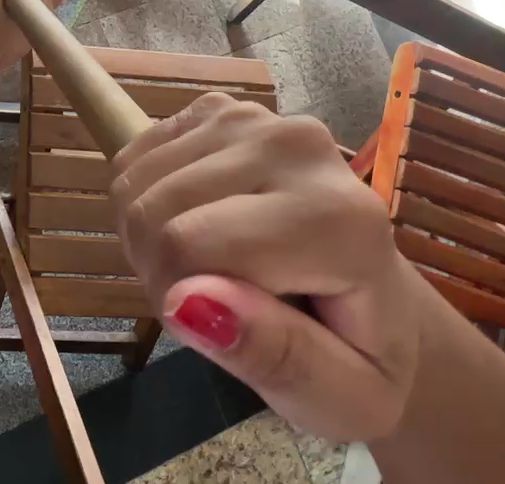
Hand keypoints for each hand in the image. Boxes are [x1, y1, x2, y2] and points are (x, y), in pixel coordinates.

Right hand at [111, 94, 424, 439]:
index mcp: (338, 218)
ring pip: (135, 182)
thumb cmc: (360, 355)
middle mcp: (294, 144)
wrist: (370, 294)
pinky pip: (134, 156)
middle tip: (206, 306)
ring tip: (199, 268)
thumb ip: (272, 355)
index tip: (213, 334)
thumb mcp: (340, 397)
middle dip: (158, 271)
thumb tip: (188, 300)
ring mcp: (251, 117)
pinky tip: (186, 223)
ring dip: (145, 237)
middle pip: (155, 210)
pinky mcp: (218, 108)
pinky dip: (141, 200)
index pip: (188, 244)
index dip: (173, 301)